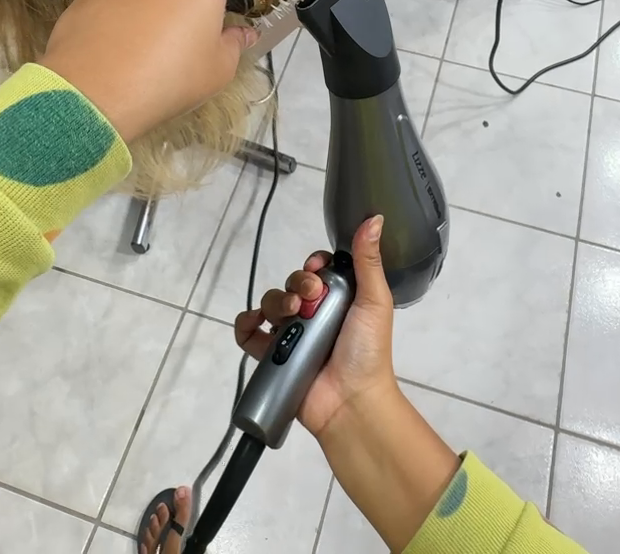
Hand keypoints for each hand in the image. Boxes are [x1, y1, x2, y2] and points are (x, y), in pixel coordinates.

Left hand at [40, 0, 255, 142]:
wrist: (96, 92)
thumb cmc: (172, 78)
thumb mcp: (219, 70)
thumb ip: (234, 44)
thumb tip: (244, 33)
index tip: (209, 28)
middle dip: (180, 2)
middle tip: (177, 43)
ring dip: (146, 10)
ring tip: (139, 52)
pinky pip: (113, 3)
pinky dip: (115, 20)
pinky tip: (112, 53)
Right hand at [234, 216, 395, 437]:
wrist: (351, 401)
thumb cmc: (367, 349)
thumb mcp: (374, 301)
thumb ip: (369, 261)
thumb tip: (374, 217)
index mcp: (338, 299)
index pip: (317, 269)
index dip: (314, 263)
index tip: (318, 266)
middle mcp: (313, 313)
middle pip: (292, 283)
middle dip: (297, 283)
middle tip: (310, 297)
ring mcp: (291, 334)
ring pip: (271, 302)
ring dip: (276, 301)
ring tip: (291, 316)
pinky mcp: (272, 356)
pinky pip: (248, 333)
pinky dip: (245, 325)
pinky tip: (254, 324)